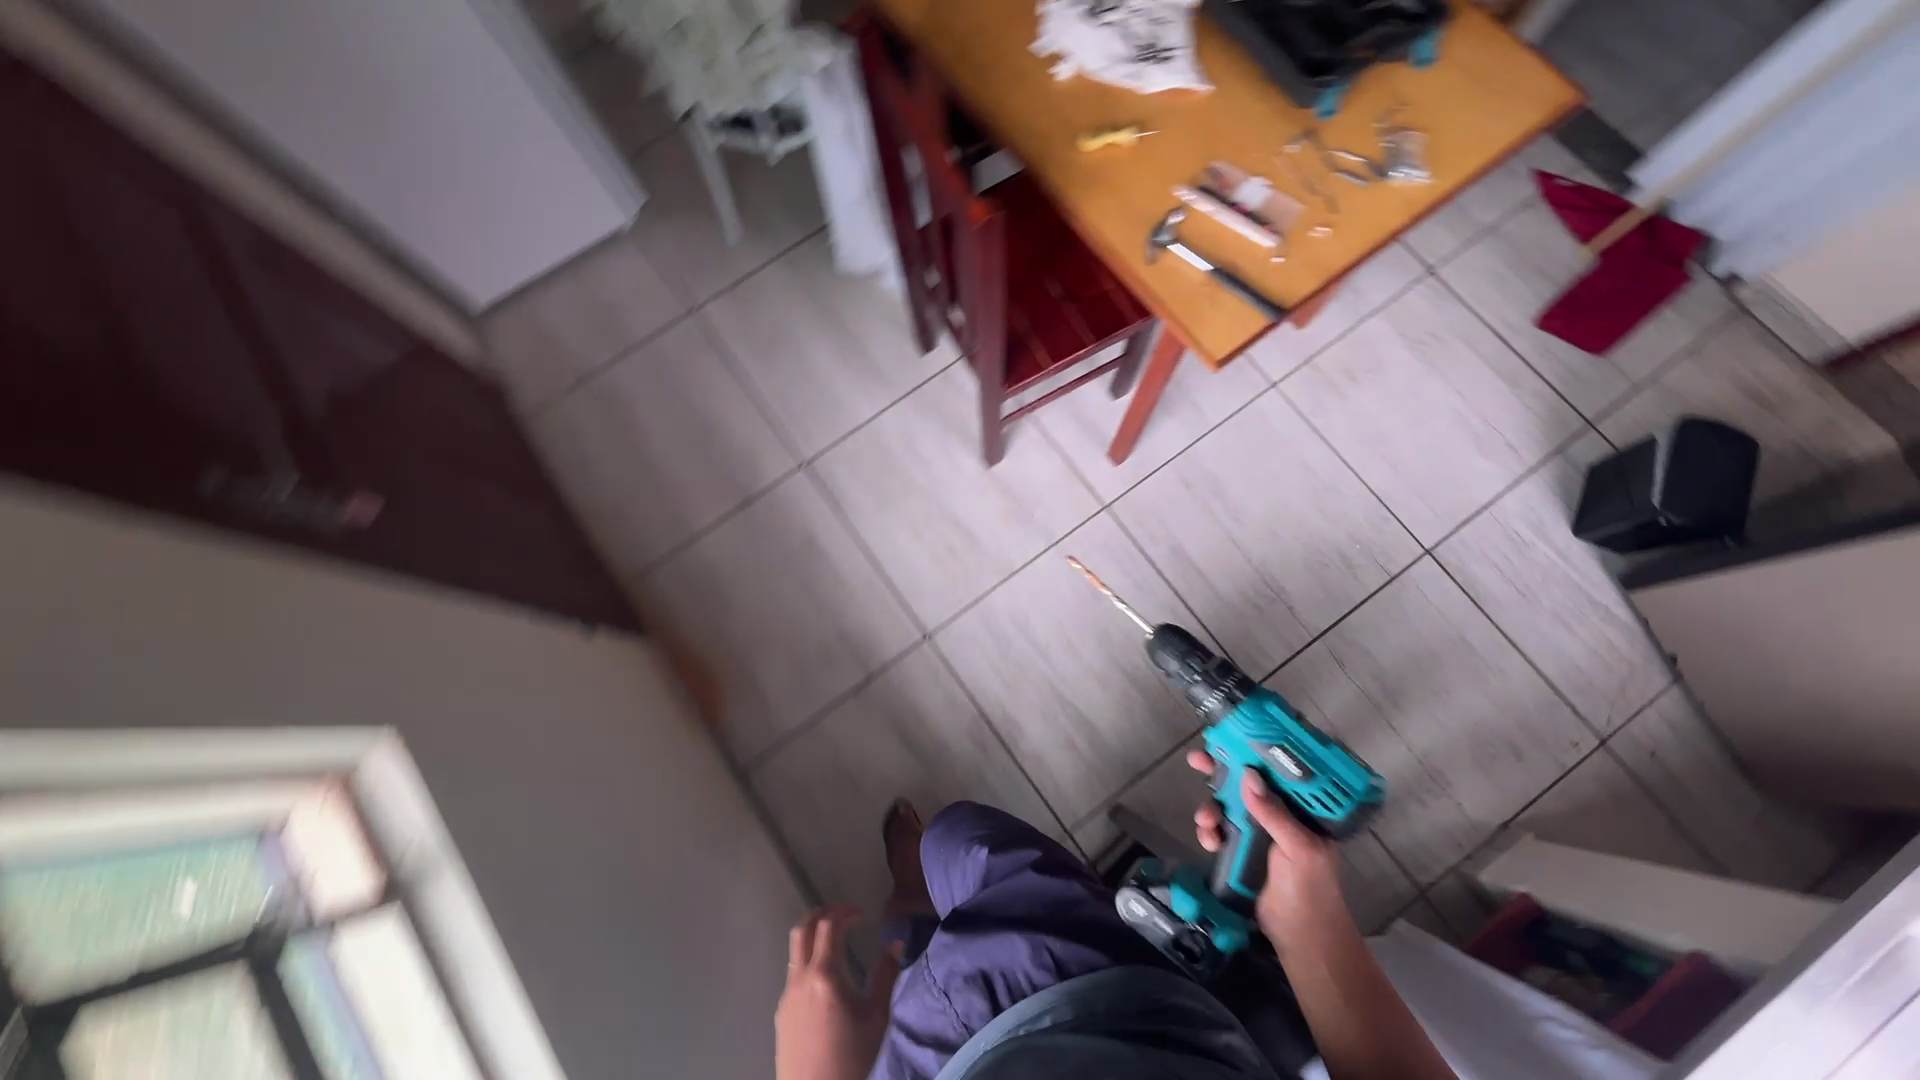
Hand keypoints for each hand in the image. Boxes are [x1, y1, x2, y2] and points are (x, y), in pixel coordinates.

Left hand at [776, 905, 901, 1079]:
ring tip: (835, 943)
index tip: (861, 914)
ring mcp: (787, 995)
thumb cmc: (852, 1057)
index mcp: (825, 975)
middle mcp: (800, 979)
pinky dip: (809, 963)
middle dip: (821, 913)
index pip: (829, 925)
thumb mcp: (877, 1017)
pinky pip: (793, 975)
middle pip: (802, 928)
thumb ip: (886, 976)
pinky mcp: (781, 1012)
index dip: (844, 912)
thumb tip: (895, 944)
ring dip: (812, 937)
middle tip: (842, 915)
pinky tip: (827, 982)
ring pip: (794, 951)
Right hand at [1188, 752, 1351, 950]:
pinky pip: (1219, 831)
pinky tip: (1210, 842)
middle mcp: (1279, 815)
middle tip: (1197, 761)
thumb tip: (1248, 777)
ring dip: (1211, 808)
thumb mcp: (1299, 850)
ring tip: (1207, 823)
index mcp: (1302, 810)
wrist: (1301, 939)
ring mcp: (1259, 833)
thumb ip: (1274, 815)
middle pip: (1245, 784)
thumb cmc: (1311, 891)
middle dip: (1219, 771)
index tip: (1228, 739)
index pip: (1277, 771)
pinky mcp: (1241, 851)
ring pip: (1227, 806)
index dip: (1252, 753)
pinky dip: (1209, 832)